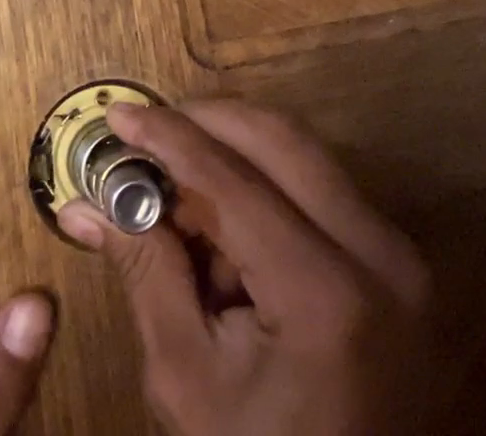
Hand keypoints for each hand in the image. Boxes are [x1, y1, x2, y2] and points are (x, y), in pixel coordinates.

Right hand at [56, 101, 436, 435]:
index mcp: (326, 294)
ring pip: (307, 157)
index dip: (169, 139)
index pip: (234, 182)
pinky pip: (323, 189)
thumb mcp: (187, 374)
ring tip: (177, 188)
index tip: (119, 113)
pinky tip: (225, 226)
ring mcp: (399, 253)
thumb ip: (146, 271)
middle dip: (209, 122)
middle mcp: (380, 255)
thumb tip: (86, 203)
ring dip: (236, 154)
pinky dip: (267, 185)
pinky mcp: (398, 257)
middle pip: (285, 142)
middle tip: (149, 129)